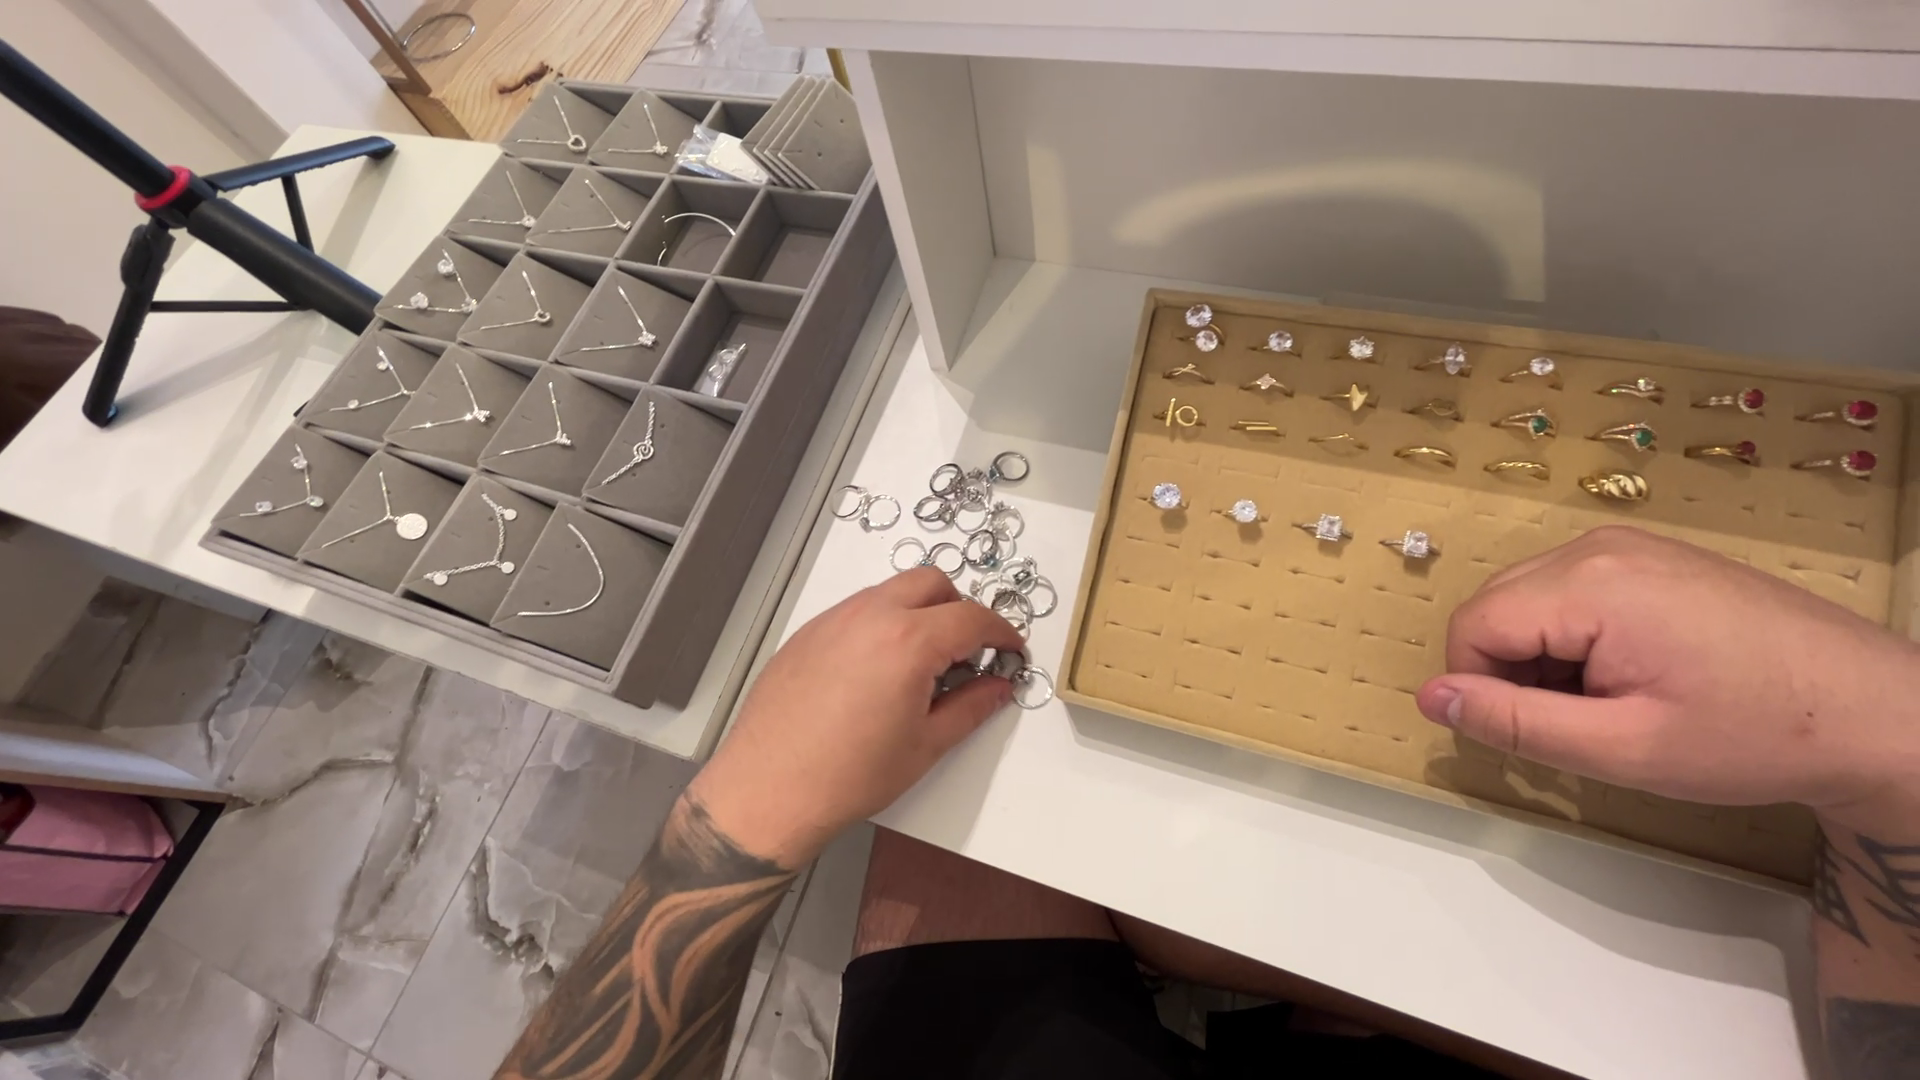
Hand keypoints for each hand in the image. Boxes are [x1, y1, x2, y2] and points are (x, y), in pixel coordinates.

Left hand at [689, 567, 1026, 867]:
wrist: (768, 789)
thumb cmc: (850, 775)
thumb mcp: (925, 745)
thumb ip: (971, 707)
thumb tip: (998, 686)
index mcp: (907, 641)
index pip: (971, 618)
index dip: (1001, 632)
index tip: (1011, 651)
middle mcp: (870, 615)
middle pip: (932, 582)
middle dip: (959, 608)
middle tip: (966, 652)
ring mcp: (833, 619)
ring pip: (891, 591)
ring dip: (918, 611)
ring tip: (920, 663)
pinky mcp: (808, 632)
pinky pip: (857, 609)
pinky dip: (881, 622)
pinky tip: (877, 670)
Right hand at [1418, 526, 1919, 832]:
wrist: (1886, 715)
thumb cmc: (1753, 738)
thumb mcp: (1622, 749)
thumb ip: (1513, 722)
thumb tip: (1430, 697)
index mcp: (1589, 585)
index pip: (1473, 627)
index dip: (1478, 686)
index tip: (1531, 730)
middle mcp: (1595, 548)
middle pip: (1494, 607)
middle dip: (1508, 668)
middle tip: (1573, 719)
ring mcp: (1623, 545)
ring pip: (1522, 597)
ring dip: (1535, 652)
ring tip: (1602, 697)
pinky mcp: (1645, 554)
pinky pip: (1562, 588)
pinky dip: (1566, 633)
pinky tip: (1622, 668)